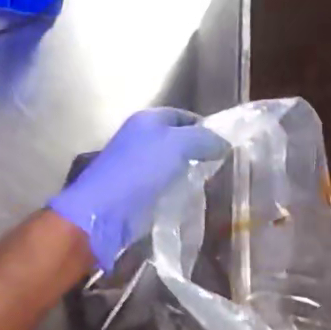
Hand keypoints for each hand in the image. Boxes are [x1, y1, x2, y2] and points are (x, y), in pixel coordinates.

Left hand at [49, 108, 225, 267]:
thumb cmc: (140, 171)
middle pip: (175, 143)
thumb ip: (203, 139)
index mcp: (146, 121)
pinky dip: (175, 194)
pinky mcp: (132, 195)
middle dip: (198, 153)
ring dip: (188, 176)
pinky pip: (161, 190)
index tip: (228, 144)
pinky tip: (190, 203)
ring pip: (169, 168)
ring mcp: (133, 169)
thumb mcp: (178, 145)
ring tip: (212, 187)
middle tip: (224, 167)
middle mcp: (137, 140)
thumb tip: (222, 142)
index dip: (205, 127)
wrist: (102, 214)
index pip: (182, 116)